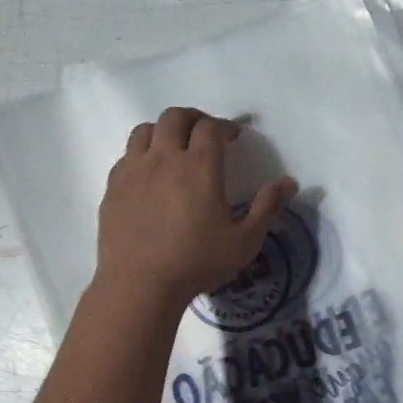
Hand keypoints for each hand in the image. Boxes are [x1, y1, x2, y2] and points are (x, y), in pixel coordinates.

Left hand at [95, 107, 296, 310]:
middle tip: (206, 133)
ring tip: (175, 147)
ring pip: (145, 130)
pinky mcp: (113, 187)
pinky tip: (151, 174)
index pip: (210, 127)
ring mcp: (133, 171)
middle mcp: (163, 159)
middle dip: (194, 118)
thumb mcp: (245, 241)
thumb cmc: (197, 262)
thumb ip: (267, 207)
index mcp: (198, 167)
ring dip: (164, 130)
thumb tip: (289, 182)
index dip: (225, 126)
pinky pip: (127, 156)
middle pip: (174, 117)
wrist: (140, 285)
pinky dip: (143, 154)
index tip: (234, 136)